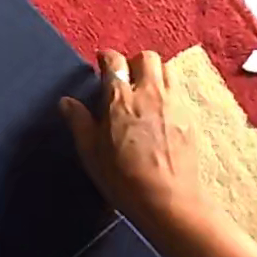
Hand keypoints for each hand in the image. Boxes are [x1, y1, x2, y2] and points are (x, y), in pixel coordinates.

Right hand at [59, 49, 211, 238]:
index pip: (114, 62)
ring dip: (154, 72)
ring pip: (167, 69)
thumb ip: (79, 122)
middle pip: (145, 58)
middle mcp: (150, 92)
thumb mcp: (90, 153)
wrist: (167, 199)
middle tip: (125, 78)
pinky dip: (168, 91)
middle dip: (133, 62)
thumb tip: (66, 102)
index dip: (106, 58)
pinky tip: (161, 110)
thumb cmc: (122, 179)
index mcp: (120, 99)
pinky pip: (179, 90)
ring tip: (145, 89)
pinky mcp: (190, 116)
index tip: (101, 62)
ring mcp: (174, 102)